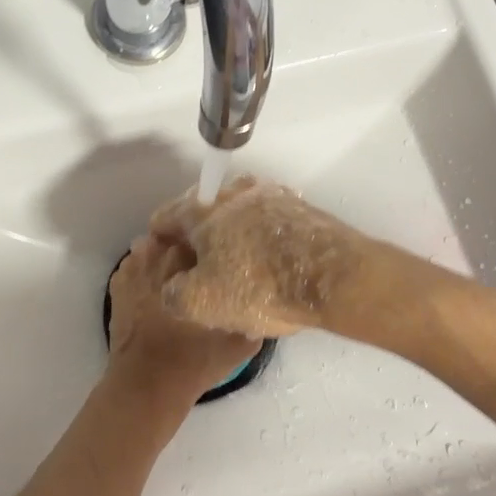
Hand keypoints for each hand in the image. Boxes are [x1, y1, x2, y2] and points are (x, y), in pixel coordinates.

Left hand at [107, 234, 260, 404]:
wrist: (148, 383)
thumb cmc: (195, 360)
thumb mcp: (240, 343)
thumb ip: (252, 315)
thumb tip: (260, 298)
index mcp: (193, 260)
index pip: (207, 231)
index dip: (215, 241)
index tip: (222, 254)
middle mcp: (163, 253)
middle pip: (179, 235)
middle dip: (189, 245)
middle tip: (199, 264)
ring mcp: (136, 265)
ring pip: (154, 245)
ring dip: (164, 253)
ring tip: (175, 273)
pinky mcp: (118, 281)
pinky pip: (135, 262)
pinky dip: (144, 268)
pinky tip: (152, 286)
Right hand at [148, 175, 368, 337]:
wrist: (334, 277)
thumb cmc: (258, 287)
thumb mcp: (200, 303)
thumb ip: (172, 292)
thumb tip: (174, 285)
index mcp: (200, 209)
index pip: (163, 219)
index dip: (160, 246)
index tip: (171, 271)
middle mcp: (232, 191)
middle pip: (201, 214)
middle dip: (198, 241)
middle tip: (206, 276)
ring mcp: (270, 195)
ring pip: (237, 216)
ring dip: (233, 238)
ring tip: (243, 274)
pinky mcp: (300, 208)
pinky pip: (267, 223)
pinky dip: (263, 241)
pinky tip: (273, 270)